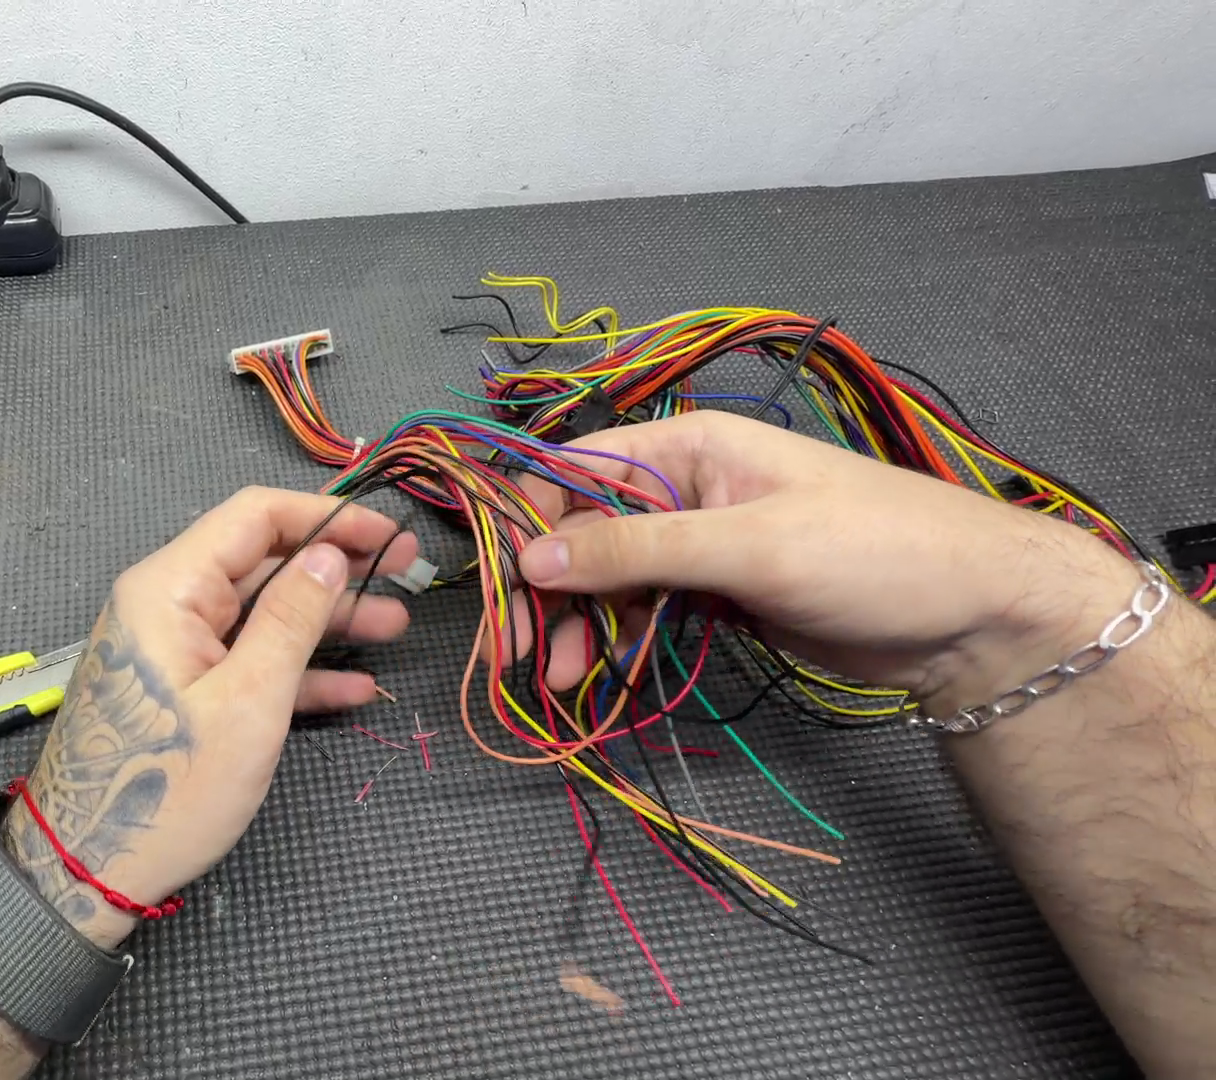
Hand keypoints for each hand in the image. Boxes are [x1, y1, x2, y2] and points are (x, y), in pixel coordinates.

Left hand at [3, 487, 417, 946]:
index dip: (327, 517)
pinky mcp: (188, 686)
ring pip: (263, 612)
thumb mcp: (246, 701)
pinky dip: (298, 669)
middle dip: (337, 566)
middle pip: (264, 561)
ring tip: (394, 624)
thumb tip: (331, 554)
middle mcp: (171, 602)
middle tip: (407, 571)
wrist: (88, 869)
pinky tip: (354, 687)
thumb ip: (291, 620)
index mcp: (172, 586)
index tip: (387, 533)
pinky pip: (248, 659)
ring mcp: (179, 645)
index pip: (254, 516)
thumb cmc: (167, 785)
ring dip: (328, 619)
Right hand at [513, 410, 1140, 713]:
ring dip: (572, 624)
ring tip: (554, 677)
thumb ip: (633, 549)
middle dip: (542, 589)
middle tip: (511, 648)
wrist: (980, 621)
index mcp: (680, 449)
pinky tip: (594, 671)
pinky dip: (611, 638)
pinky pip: (635, 608)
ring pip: (601, 578)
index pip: (570, 472)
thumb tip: (530, 559)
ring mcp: (687, 542)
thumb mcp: (747, 546)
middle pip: (578, 533)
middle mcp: (672, 489)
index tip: (504, 582)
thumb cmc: (872, 553)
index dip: (529, 521)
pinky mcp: (702, 589)